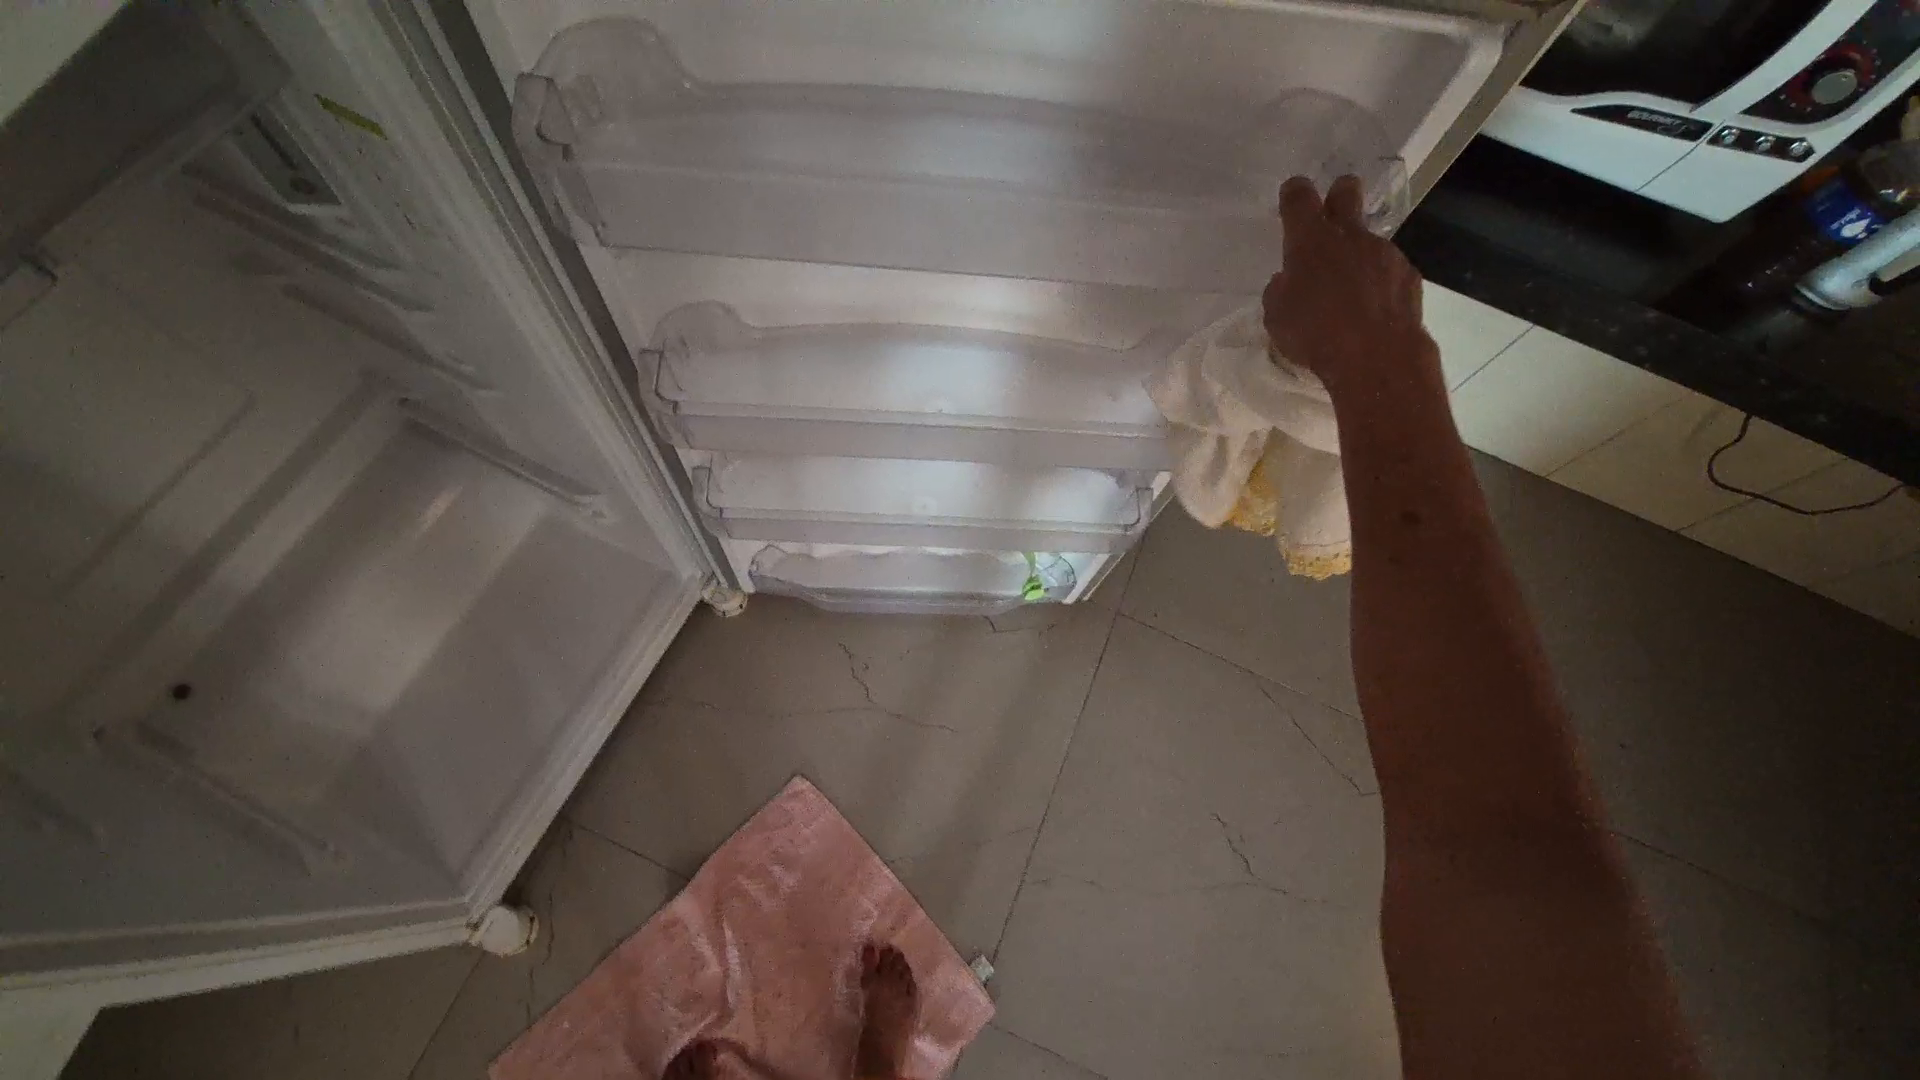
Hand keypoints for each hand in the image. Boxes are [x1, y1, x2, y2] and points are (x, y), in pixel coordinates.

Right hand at [1262, 176, 1437, 397]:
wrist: (1375, 357)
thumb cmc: (1314, 335)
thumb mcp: (1276, 316)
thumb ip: (1281, 289)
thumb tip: (1290, 280)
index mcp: (1310, 243)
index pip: (1299, 199)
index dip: (1294, 192)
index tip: (1292, 195)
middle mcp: (1350, 237)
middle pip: (1347, 192)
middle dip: (1338, 194)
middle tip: (1332, 211)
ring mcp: (1384, 253)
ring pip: (1367, 240)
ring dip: (1356, 256)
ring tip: (1348, 294)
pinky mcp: (1408, 275)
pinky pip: (1388, 270)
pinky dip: (1377, 283)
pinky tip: (1371, 310)